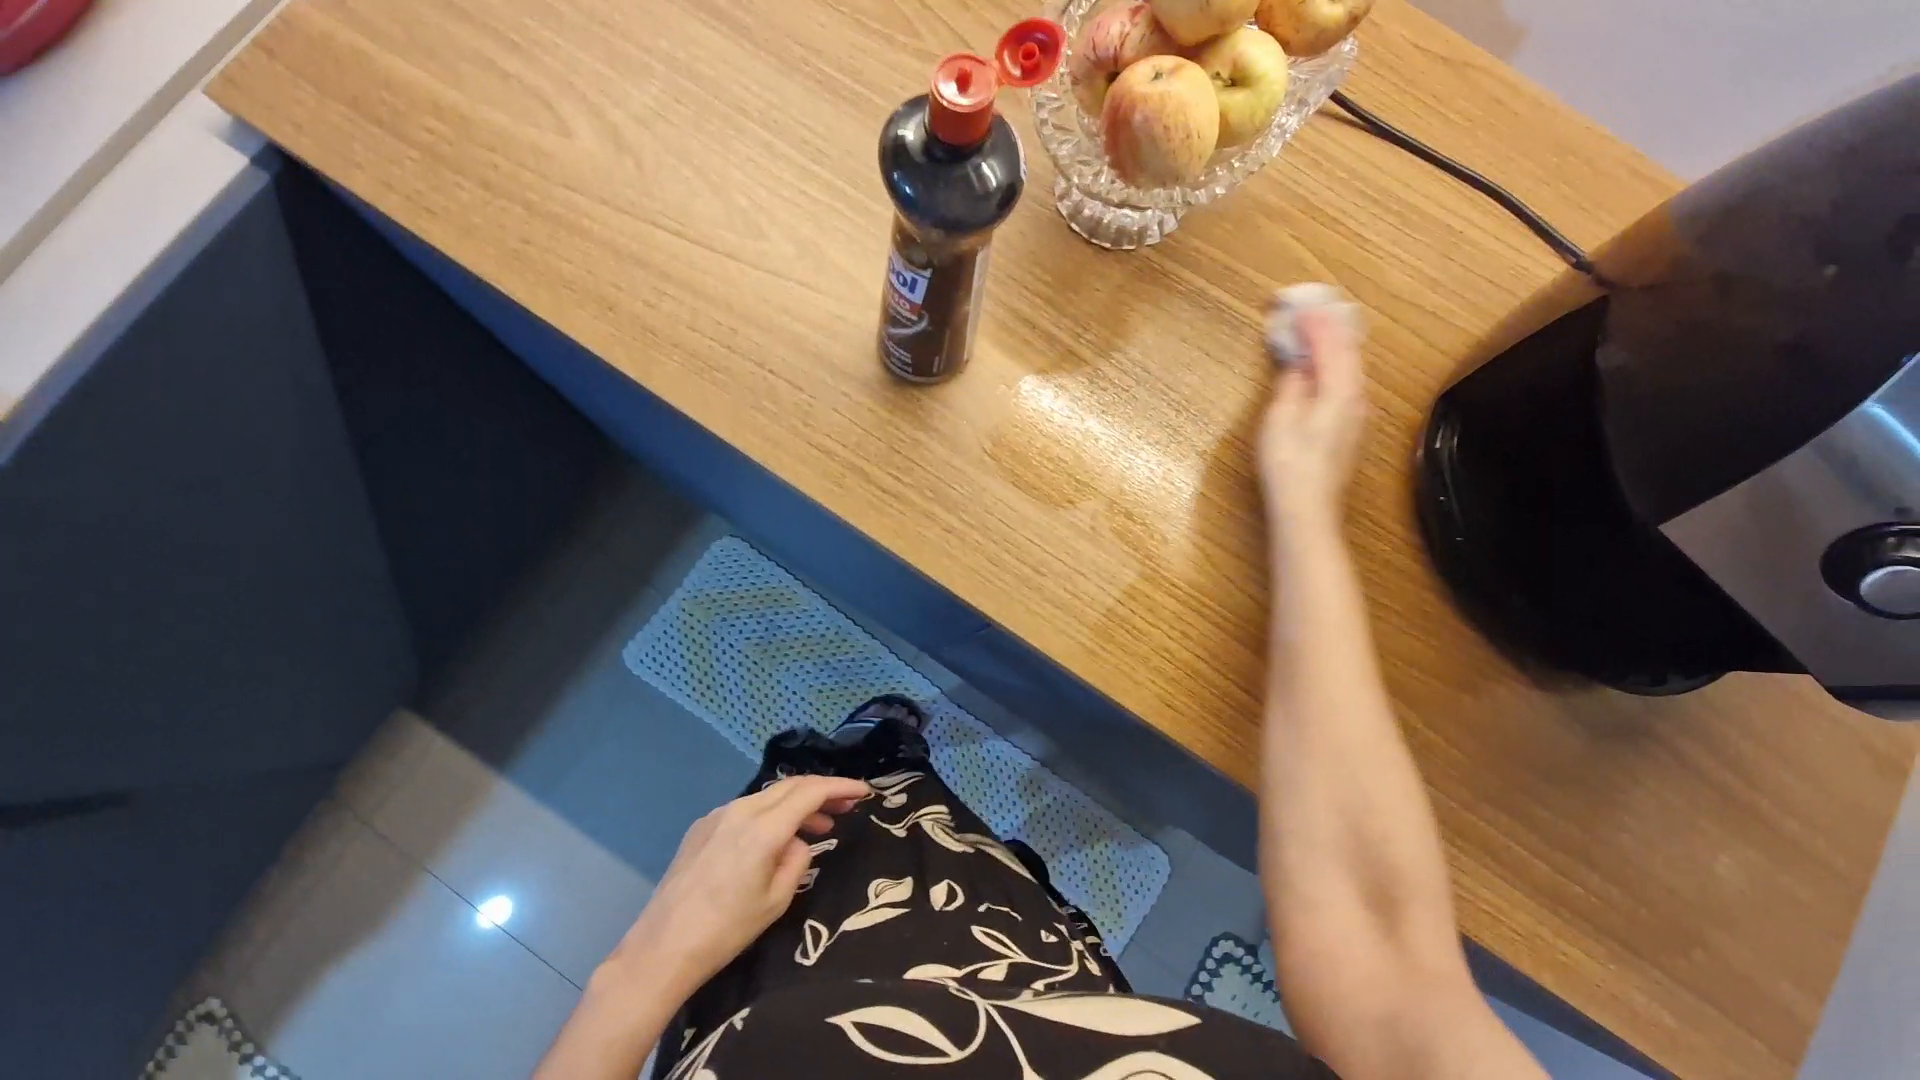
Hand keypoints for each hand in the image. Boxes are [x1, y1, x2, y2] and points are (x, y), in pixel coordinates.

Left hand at [606, 775, 870, 996]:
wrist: (663, 947)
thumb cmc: (726, 929)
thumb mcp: (776, 900)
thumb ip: (796, 860)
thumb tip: (796, 841)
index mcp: (763, 828)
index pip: (810, 792)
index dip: (840, 788)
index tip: (864, 792)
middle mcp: (739, 810)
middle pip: (790, 787)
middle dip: (822, 791)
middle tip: (848, 806)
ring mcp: (716, 816)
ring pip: (767, 797)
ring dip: (796, 805)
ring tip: (819, 827)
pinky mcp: (701, 828)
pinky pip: (745, 810)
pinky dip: (770, 815)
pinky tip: (776, 838)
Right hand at [1258, 306, 1367, 524]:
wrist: (1307, 510)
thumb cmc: (1289, 465)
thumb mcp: (1281, 418)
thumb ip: (1292, 385)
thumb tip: (1298, 364)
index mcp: (1341, 390)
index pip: (1331, 343)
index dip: (1315, 321)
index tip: (1298, 303)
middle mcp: (1356, 398)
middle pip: (1348, 352)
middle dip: (1329, 327)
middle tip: (1310, 308)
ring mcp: (1355, 415)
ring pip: (1349, 367)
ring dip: (1332, 345)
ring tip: (1315, 329)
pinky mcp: (1347, 429)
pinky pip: (1344, 383)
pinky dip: (1332, 365)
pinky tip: (1320, 366)